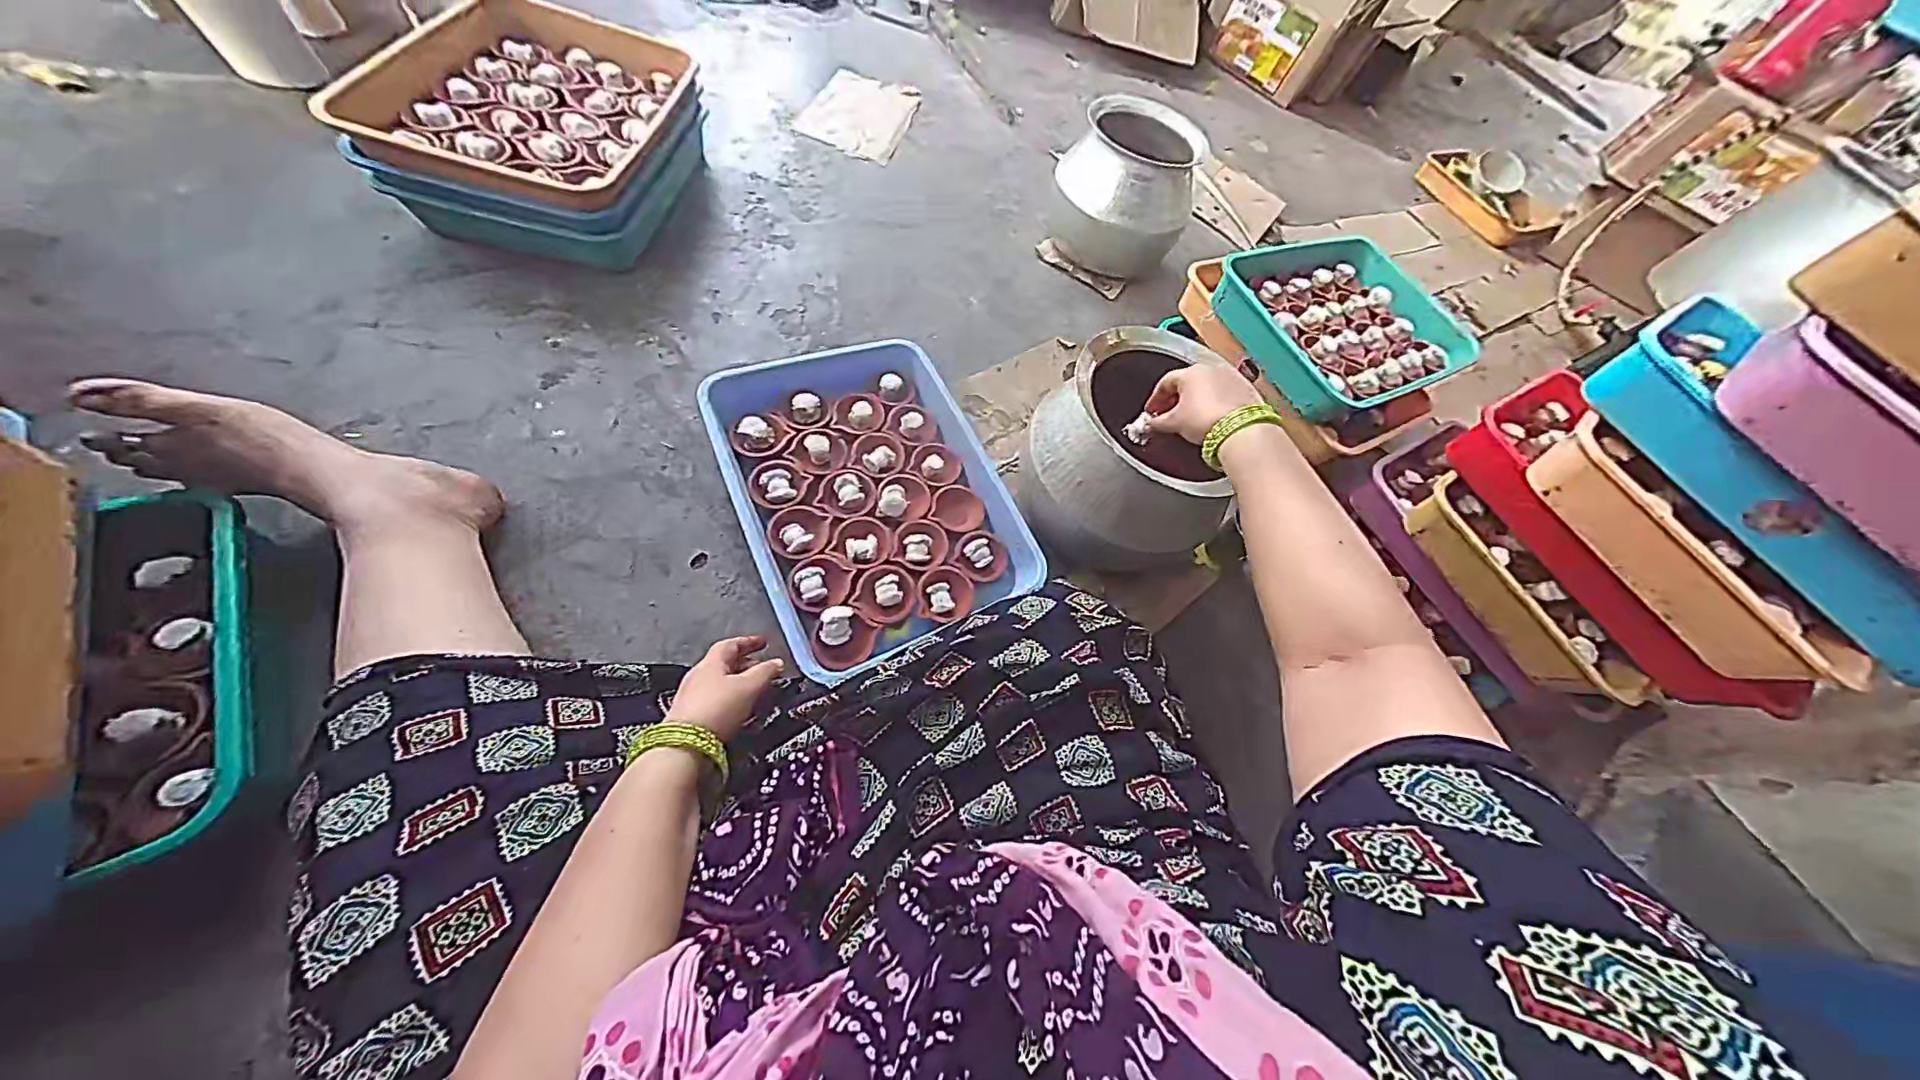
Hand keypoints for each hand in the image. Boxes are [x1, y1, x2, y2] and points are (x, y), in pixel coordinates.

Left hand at [664, 636, 783, 742]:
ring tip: (755, 690)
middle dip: (747, 664)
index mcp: (710, 663)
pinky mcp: (691, 717)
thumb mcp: (749, 686)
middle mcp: (698, 677)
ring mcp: (692, 697)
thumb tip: (776, 663)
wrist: (686, 746)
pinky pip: (715, 701)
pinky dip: (731, 700)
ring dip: (740, 683)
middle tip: (763, 667)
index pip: (731, 645)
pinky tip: (740, 709)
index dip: (749, 642)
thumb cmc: (715, 711)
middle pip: (725, 663)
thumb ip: (765, 672)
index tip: (762, 643)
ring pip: (720, 683)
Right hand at [1142, 364, 1262, 444]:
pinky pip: (1223, 395)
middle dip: (1175, 400)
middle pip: (1187, 383)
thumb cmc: (1207, 420)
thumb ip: (1158, 422)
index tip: (1152, 412)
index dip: (1155, 399)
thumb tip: (1152, 424)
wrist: (1240, 430)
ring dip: (1196, 401)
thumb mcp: (1174, 423)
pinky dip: (1214, 404)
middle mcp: (1212, 369)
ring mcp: (1231, 378)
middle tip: (1167, 417)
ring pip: (1207, 387)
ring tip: (1190, 419)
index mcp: (1191, 372)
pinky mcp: (1246, 389)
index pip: (1166, 382)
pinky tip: (1210, 418)